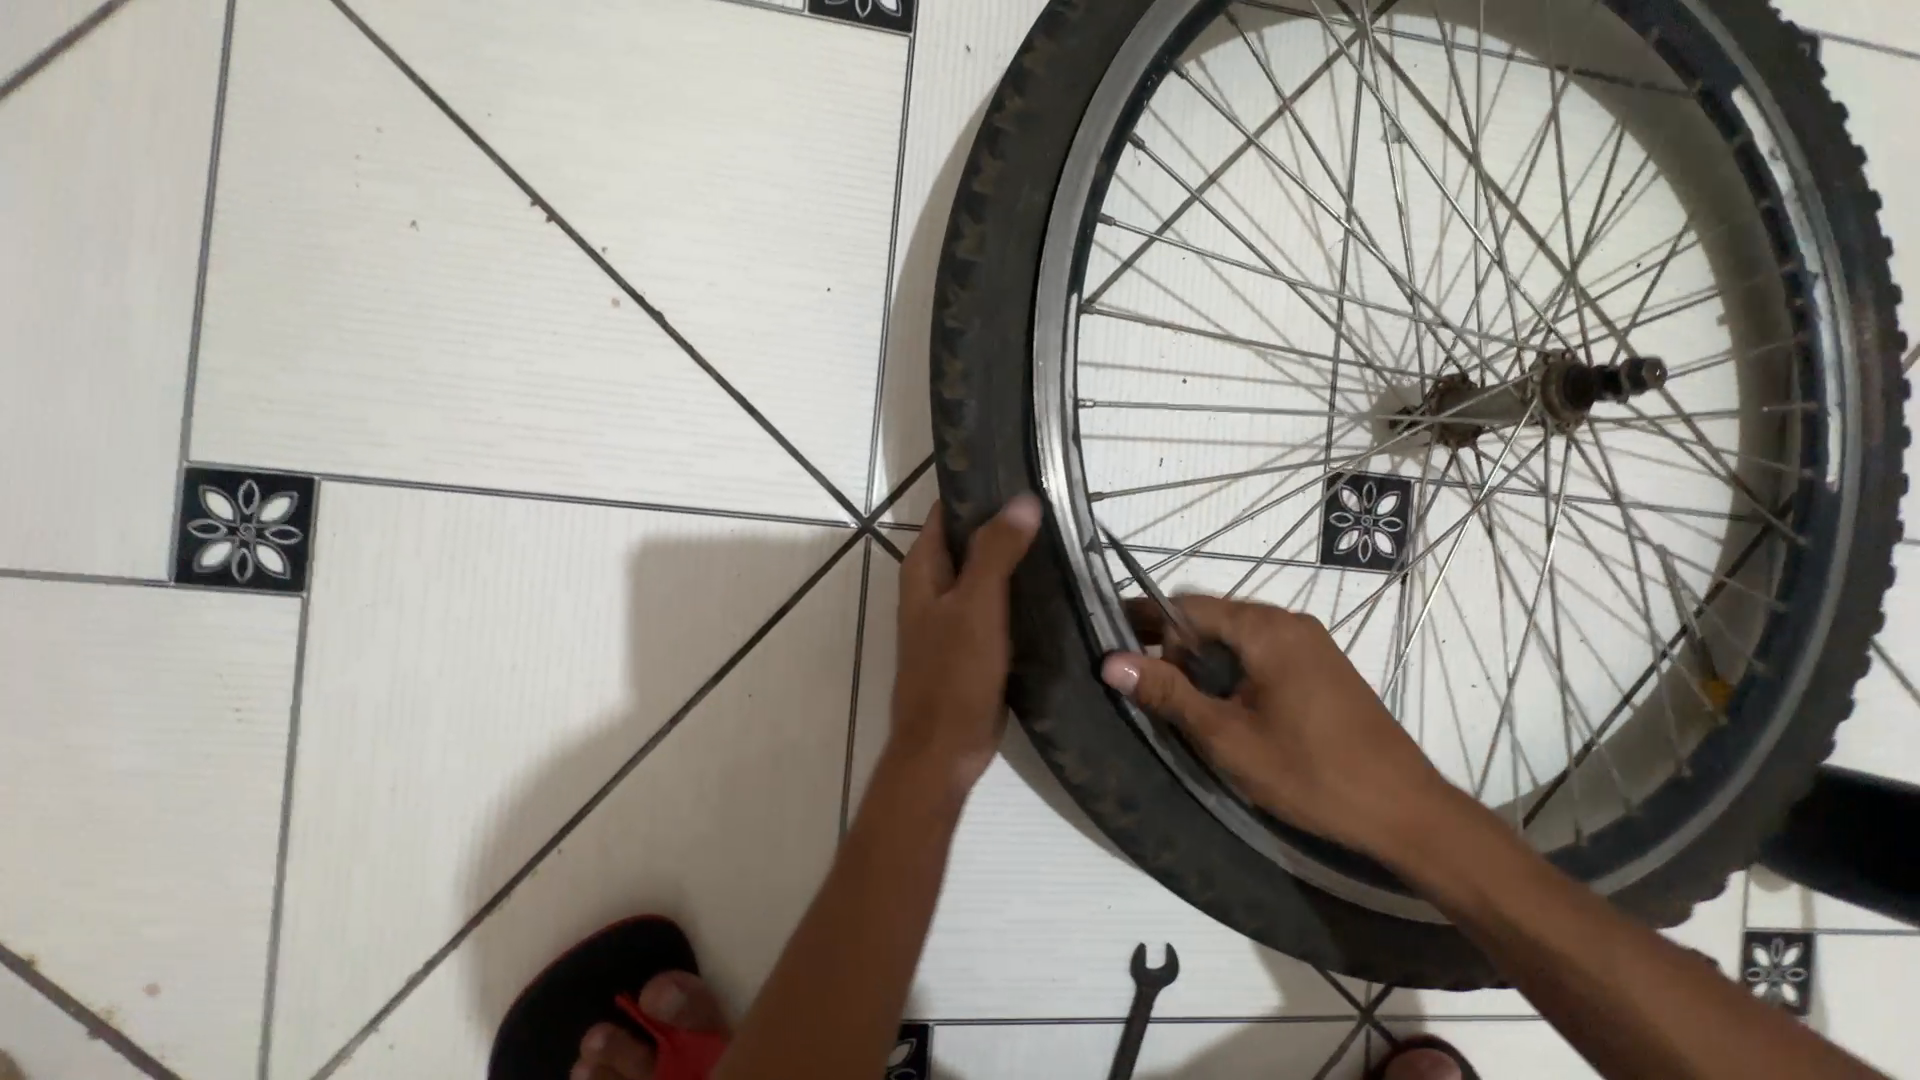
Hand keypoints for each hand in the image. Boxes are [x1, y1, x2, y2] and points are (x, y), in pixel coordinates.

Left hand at [888, 496, 1042, 796]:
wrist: (944, 749)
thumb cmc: (952, 674)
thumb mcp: (976, 607)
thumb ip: (996, 552)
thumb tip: (1022, 500)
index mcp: (923, 569)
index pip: (949, 511)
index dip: (979, 489)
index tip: (1022, 471)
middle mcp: (933, 587)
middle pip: (970, 541)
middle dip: (1005, 522)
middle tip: (1057, 503)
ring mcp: (953, 617)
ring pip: (987, 574)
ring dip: (1016, 559)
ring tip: (1065, 538)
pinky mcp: (974, 644)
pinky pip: (999, 606)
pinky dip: (1021, 594)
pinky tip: (1056, 588)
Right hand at [1102, 595, 1460, 859]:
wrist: (1404, 811)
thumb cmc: (1310, 773)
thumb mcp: (1226, 737)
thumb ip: (1168, 694)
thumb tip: (1110, 662)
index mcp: (1267, 629)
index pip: (1187, 606)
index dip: (1149, 629)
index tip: (1122, 659)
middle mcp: (1290, 623)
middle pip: (1212, 618)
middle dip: (1175, 650)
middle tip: (1153, 695)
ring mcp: (1311, 645)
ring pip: (1236, 639)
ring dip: (1204, 665)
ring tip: (1185, 710)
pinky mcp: (1322, 669)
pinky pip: (1262, 655)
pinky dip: (1233, 674)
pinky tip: (1227, 712)